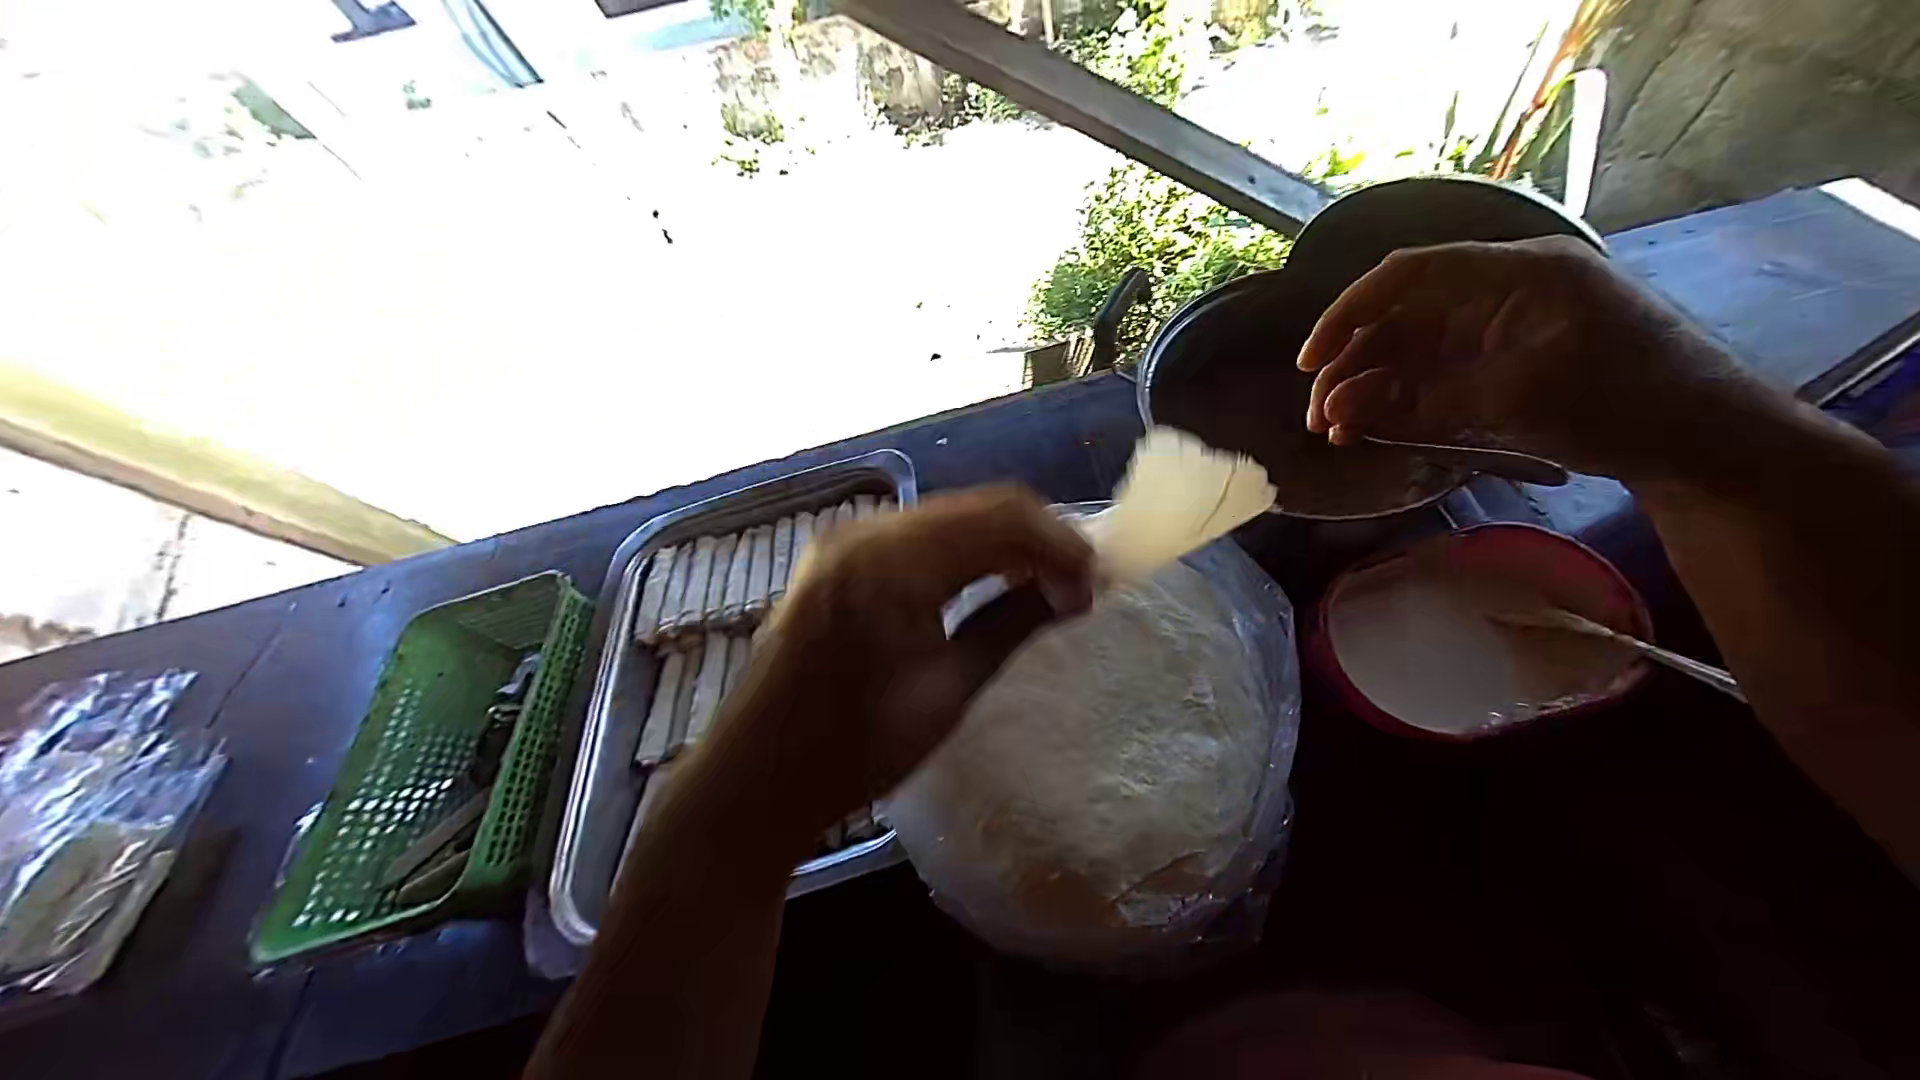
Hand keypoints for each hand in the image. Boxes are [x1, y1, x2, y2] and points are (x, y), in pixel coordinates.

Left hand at [674, 485, 1094, 866]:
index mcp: (891, 564)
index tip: (1098, 585)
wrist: (753, 778)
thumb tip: (1073, 593)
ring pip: (952, 515)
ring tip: (1045, 586)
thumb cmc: (851, 752)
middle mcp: (865, 532)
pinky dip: (966, 550)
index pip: (1001, 519)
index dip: (1061, 544)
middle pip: (978, 506)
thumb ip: (1012, 627)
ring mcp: (846, 539)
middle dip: (1038, 539)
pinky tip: (991, 581)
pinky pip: (921, 534)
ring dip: (1004, 542)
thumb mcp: (948, 695)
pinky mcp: (838, 556)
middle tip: (1078, 588)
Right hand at [1297, 236, 1757, 480]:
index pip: (1406, 276)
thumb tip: (1337, 411)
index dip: (1346, 314)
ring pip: (1400, 356)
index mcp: (1512, 275)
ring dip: (1360, 393)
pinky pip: (1421, 381)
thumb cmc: (1622, 401)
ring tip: (1334, 433)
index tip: (1310, 362)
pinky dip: (1387, 406)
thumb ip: (1418, 403)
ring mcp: (1489, 334)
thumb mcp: (1515, 398)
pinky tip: (1361, 431)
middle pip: (1394, 321)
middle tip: (1317, 418)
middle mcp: (1492, 297)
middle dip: (1347, 368)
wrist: (1698, 440)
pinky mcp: (1488, 368)